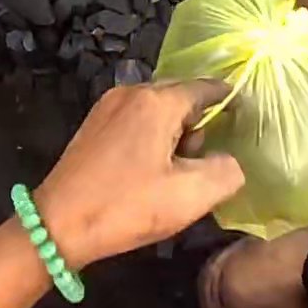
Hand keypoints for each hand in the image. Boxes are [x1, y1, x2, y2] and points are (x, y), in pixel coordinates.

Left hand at [34, 80, 244, 266]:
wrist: (62, 219)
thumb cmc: (128, 204)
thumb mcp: (191, 196)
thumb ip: (226, 171)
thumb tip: (227, 159)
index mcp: (155, 102)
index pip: (202, 88)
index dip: (227, 97)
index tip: (245, 107)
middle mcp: (129, 92)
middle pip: (179, 95)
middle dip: (198, 121)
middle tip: (202, 159)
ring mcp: (107, 105)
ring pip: (157, 107)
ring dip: (174, 131)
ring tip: (173, 171)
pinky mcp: (95, 122)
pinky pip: (136, 117)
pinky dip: (152, 134)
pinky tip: (150, 167)